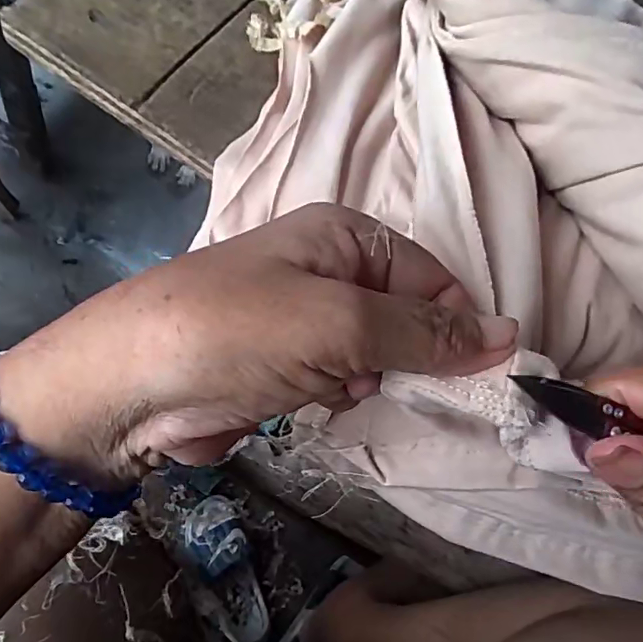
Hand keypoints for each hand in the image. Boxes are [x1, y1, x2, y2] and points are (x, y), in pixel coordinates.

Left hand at [0, 204, 518, 484]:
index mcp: (343, 236)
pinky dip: (341, 396)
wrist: (134, 384)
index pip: (432, 276)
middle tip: (386, 379)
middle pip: (405, 316)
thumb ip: (423, 332)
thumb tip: (508, 334)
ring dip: (371, 379)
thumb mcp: (340, 323)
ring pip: (374, 354)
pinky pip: (339, 380)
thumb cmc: (239, 332)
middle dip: (410, 356)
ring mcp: (302, 322)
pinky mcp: (283, 368)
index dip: (459, 323)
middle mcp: (325, 271)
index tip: (478, 374)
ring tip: (340, 390)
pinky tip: (320, 405)